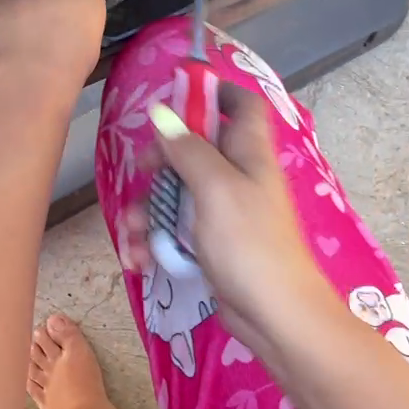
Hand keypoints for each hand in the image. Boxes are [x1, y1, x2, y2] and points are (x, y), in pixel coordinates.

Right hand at [119, 86, 345, 352]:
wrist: (274, 314)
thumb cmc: (249, 243)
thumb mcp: (215, 188)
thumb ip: (188, 149)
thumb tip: (163, 113)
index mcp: (248, 152)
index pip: (242, 105)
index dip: (214, 94)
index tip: (176, 99)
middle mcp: (238, 176)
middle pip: (194, 150)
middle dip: (160, 164)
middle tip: (141, 175)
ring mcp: (225, 212)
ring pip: (177, 194)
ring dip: (148, 212)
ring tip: (134, 238)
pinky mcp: (212, 244)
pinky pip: (176, 231)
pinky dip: (155, 242)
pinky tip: (140, 261)